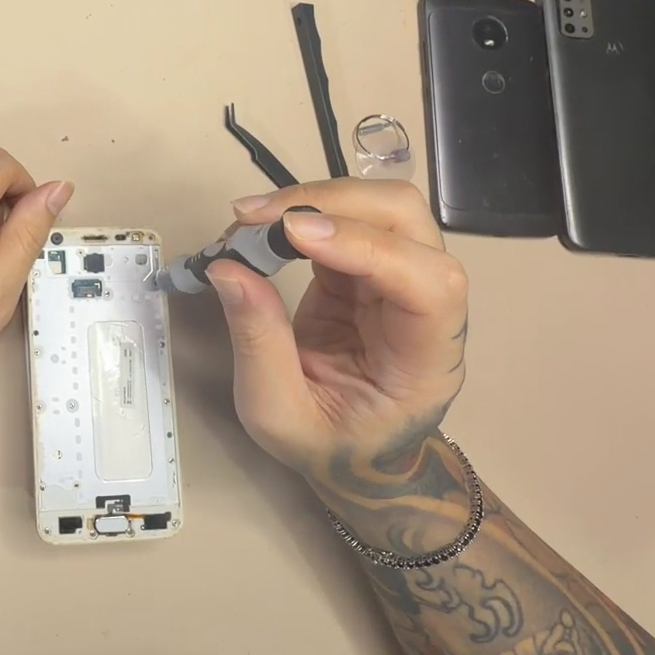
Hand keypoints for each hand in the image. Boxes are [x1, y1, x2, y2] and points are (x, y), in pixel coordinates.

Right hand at [208, 180, 467, 480]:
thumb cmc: (329, 445)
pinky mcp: (365, 267)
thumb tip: (227, 268)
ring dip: (310, 199)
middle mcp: (427, 306)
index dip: (365, 245)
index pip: (426, 281)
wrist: (356, 455)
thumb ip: (257, 342)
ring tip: (246, 220)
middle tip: (254, 217)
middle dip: (331, 201)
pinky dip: (297, 212)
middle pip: (406, 219)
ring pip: (376, 206)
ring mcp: (398, 278)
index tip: (292, 233)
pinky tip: (258, 228)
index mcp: (425, 358)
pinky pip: (341, 219)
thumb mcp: (278, 413)